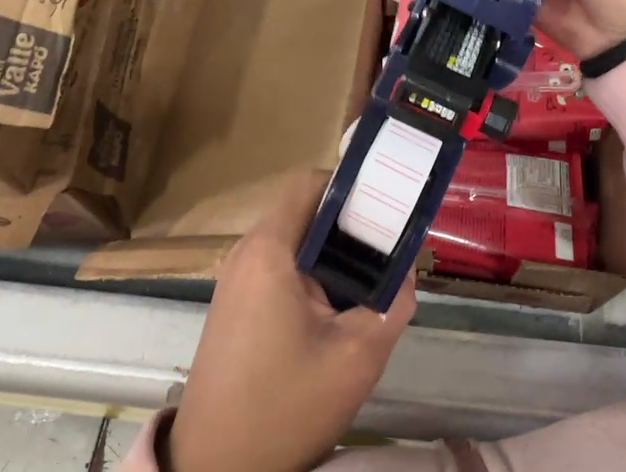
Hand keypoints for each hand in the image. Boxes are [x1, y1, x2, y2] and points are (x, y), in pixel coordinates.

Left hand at [167, 171, 415, 471]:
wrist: (218, 466)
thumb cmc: (287, 405)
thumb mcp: (358, 355)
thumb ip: (392, 300)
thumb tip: (406, 265)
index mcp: (269, 250)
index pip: (310, 183)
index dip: (352, 186)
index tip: (388, 207)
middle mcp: (246, 254)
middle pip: (304, 212)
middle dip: (351, 224)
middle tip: (391, 248)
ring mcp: (235, 281)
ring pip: (294, 243)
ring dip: (333, 254)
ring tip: (371, 280)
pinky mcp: (234, 307)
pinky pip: (279, 269)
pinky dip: (312, 275)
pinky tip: (338, 309)